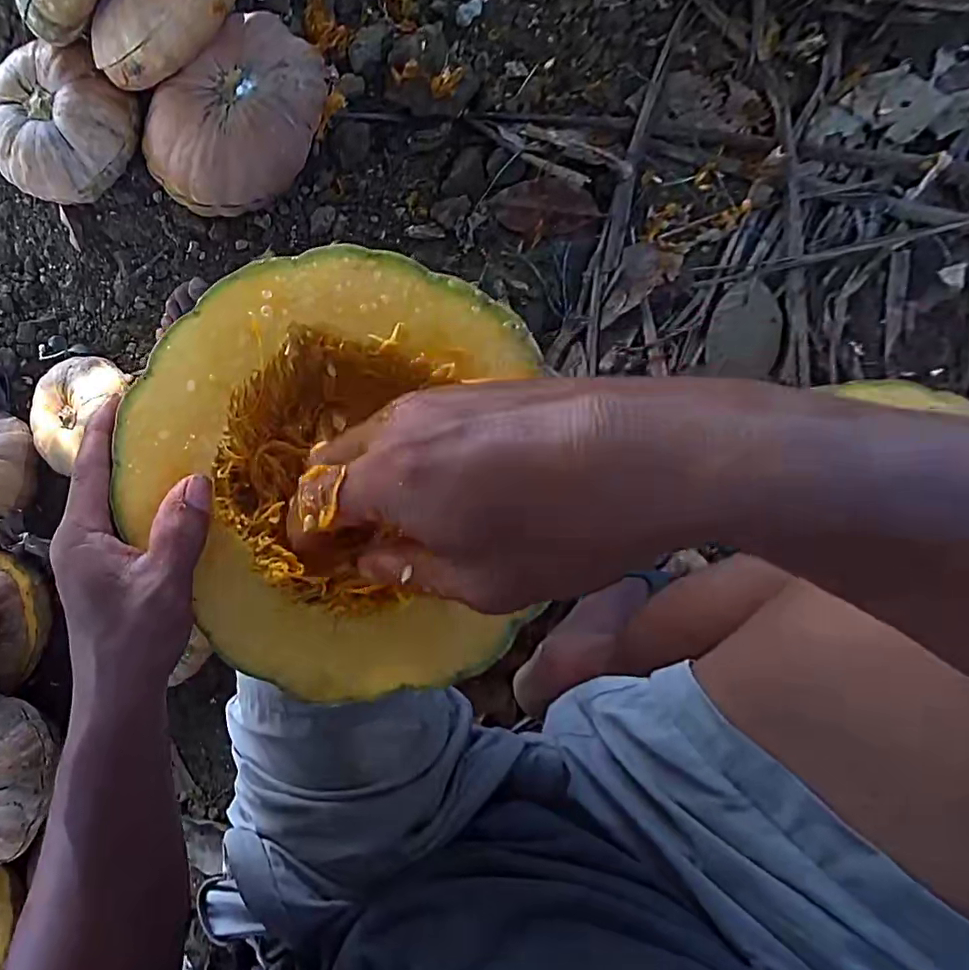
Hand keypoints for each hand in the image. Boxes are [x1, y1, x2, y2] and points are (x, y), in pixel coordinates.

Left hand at [51, 398, 210, 704]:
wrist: (117, 697)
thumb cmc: (134, 643)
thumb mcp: (163, 584)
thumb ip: (179, 532)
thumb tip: (196, 481)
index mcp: (81, 535)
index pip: (88, 468)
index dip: (101, 429)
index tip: (117, 393)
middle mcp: (77, 541)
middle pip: (95, 482)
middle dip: (118, 448)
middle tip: (151, 418)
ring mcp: (87, 560)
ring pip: (108, 506)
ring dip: (130, 479)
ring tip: (163, 453)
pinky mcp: (102, 575)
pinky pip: (119, 527)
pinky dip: (139, 508)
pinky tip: (166, 508)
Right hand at [293, 378, 783, 612]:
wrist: (663, 451)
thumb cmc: (566, 533)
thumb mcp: (483, 582)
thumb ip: (411, 570)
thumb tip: (372, 560)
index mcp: (388, 478)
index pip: (313, 503)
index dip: (305, 534)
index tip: (315, 558)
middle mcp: (398, 427)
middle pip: (329, 459)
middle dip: (327, 500)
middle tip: (354, 537)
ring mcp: (437, 399)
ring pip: (369, 434)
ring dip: (365, 473)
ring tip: (400, 509)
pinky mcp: (474, 388)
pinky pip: (411, 422)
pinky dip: (402, 453)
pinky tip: (444, 477)